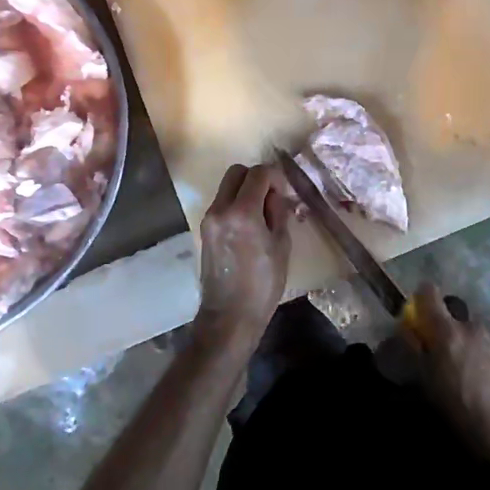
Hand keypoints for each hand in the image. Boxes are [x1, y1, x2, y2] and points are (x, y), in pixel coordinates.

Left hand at [195, 163, 292, 345]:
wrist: (230, 316)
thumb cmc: (263, 284)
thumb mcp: (281, 246)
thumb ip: (278, 213)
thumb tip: (276, 195)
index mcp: (242, 212)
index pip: (258, 173)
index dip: (276, 177)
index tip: (285, 192)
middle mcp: (220, 210)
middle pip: (236, 172)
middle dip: (256, 178)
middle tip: (272, 198)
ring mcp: (209, 220)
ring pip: (227, 187)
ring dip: (245, 191)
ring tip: (262, 214)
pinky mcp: (205, 231)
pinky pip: (222, 204)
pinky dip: (236, 204)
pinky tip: (250, 226)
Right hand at [407, 283, 489, 470]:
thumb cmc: (467, 414)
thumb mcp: (431, 388)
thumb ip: (416, 354)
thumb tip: (406, 332)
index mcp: (448, 332)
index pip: (428, 293)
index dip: (419, 300)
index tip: (414, 318)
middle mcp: (472, 327)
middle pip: (451, 315)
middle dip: (441, 330)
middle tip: (436, 357)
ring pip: (469, 333)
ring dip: (461, 345)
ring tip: (460, 376)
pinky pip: (485, 346)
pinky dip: (478, 357)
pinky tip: (481, 384)